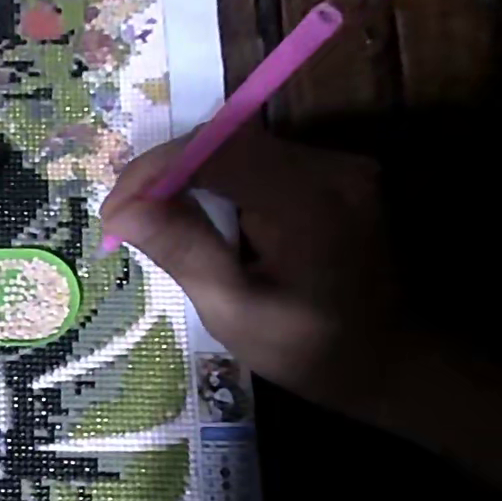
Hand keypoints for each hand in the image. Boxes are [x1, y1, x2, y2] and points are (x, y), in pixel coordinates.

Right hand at [100, 127, 399, 406]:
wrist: (387, 360)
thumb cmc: (307, 350)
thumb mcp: (233, 311)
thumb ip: (182, 251)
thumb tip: (120, 211)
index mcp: (307, 202)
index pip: (215, 149)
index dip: (153, 170)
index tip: (114, 212)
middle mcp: (328, 166)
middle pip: (224, 139)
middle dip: (162, 172)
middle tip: (123, 216)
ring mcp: (335, 165)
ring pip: (235, 147)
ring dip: (184, 176)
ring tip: (148, 218)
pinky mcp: (330, 174)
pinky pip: (255, 162)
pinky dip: (214, 183)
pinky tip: (193, 217)